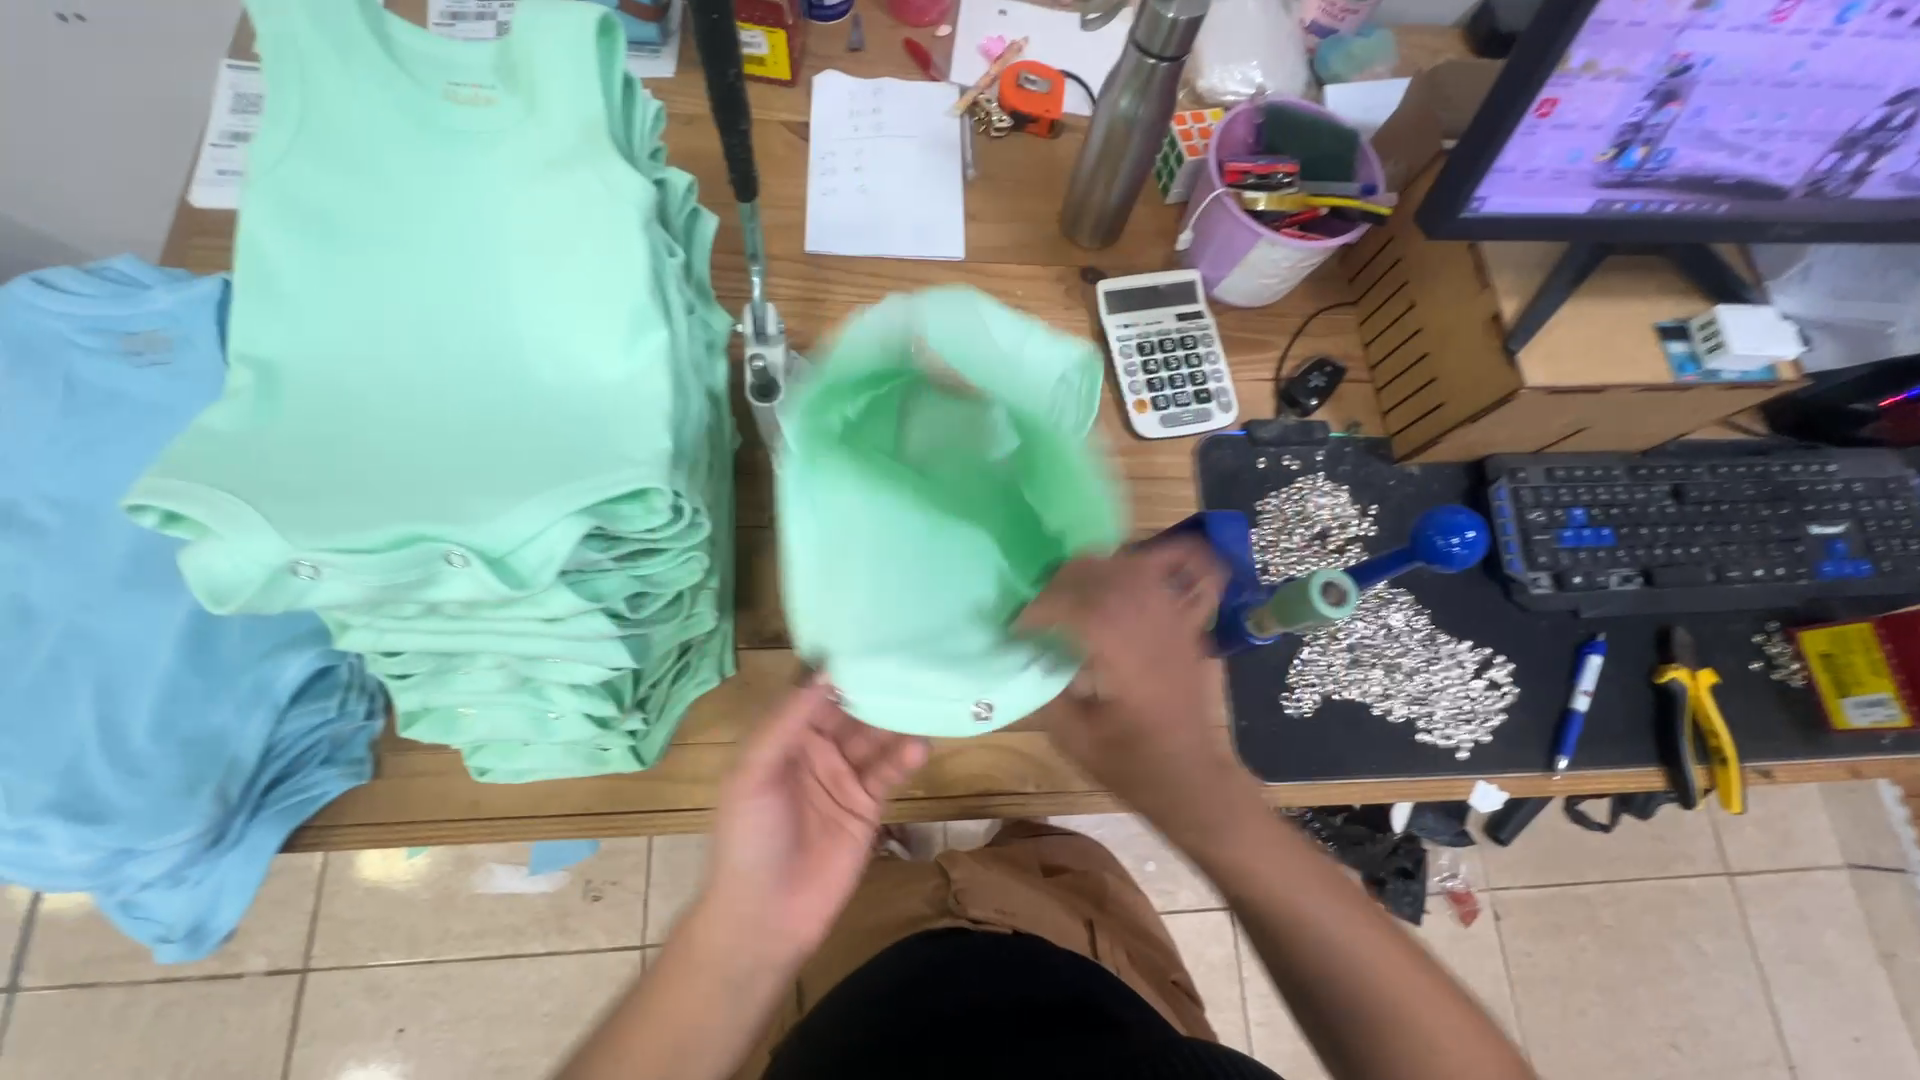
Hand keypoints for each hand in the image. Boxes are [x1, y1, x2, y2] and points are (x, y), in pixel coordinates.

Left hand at [700, 678, 929, 964]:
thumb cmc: (748, 838)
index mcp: (782, 737)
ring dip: (895, 720)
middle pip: (851, 710)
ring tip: (921, 700)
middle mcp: (815, 749)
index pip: (814, 693)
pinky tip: (918, 747)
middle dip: (875, 689)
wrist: (765, 915)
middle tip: (908, 662)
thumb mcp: (752, 773)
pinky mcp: (867, 805)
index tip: (868, 640)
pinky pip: (889, 772)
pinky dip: (905, 758)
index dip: (838, 670)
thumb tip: (825, 674)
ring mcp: (843, 777)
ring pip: (875, 737)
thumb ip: (786, 722)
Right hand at [1018, 538, 1262, 843]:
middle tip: (1039, 608)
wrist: (1191, 778)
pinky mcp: (1186, 623)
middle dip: (1063, 582)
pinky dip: (1150, 558)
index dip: (1043, 608)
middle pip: (1105, 574)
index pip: (1080, 605)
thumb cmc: (1131, 764)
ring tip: (1071, 592)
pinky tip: (1128, 560)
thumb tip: (1022, 652)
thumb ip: (1045, 688)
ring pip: (1134, 566)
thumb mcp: (1074, 736)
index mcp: (1125, 657)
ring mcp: (1176, 620)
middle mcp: (1154, 627)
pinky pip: (1176, 570)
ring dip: (1096, 569)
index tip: (1019, 626)